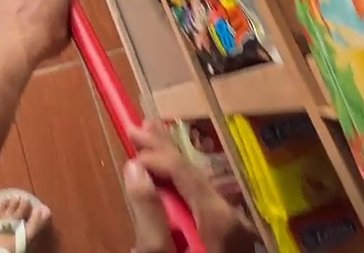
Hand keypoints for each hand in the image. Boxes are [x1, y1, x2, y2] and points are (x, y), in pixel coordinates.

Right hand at [122, 123, 254, 252]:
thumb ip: (149, 215)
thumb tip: (134, 167)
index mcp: (219, 217)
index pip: (183, 170)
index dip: (155, 153)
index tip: (129, 141)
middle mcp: (232, 216)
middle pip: (193, 173)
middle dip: (164, 148)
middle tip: (140, 123)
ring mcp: (234, 229)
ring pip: (198, 186)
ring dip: (172, 162)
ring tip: (154, 137)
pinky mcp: (230, 240)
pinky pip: (202, 202)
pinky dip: (182, 184)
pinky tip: (169, 177)